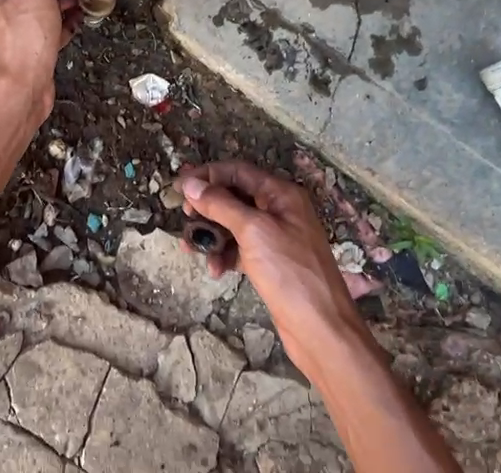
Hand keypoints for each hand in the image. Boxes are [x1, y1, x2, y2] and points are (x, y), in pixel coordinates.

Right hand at [178, 162, 364, 366]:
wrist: (320, 328)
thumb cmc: (289, 272)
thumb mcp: (252, 230)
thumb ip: (220, 204)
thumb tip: (190, 183)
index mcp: (281, 194)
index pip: (238, 171)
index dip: (208, 175)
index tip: (180, 186)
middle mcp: (279, 210)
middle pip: (234, 196)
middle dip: (207, 206)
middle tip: (184, 216)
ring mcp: (275, 237)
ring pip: (234, 224)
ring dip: (212, 233)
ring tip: (191, 247)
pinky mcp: (270, 262)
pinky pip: (240, 248)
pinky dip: (224, 255)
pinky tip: (215, 270)